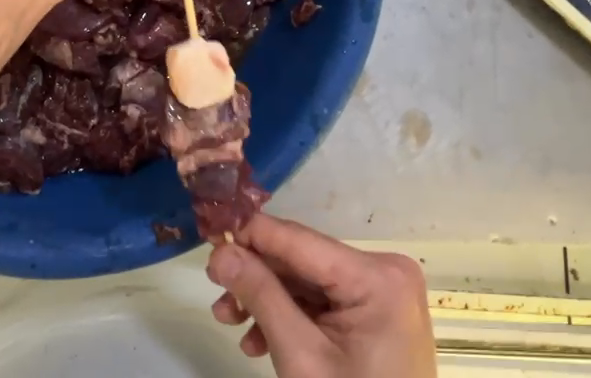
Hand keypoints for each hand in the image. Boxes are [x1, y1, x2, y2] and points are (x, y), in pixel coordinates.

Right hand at [207, 215, 436, 377]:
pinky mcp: (375, 313)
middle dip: (254, 277)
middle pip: (299, 260)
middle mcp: (383, 271)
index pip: (296, 238)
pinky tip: (257, 340)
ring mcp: (381, 293)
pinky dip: (289, 316)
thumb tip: (219, 252)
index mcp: (376, 276)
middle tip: (213, 288)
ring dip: (265, 299)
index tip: (207, 242)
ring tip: (228, 321)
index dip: (247, 235)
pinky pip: (320, 301)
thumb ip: (260, 294)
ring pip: (305, 281)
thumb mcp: (300, 355)